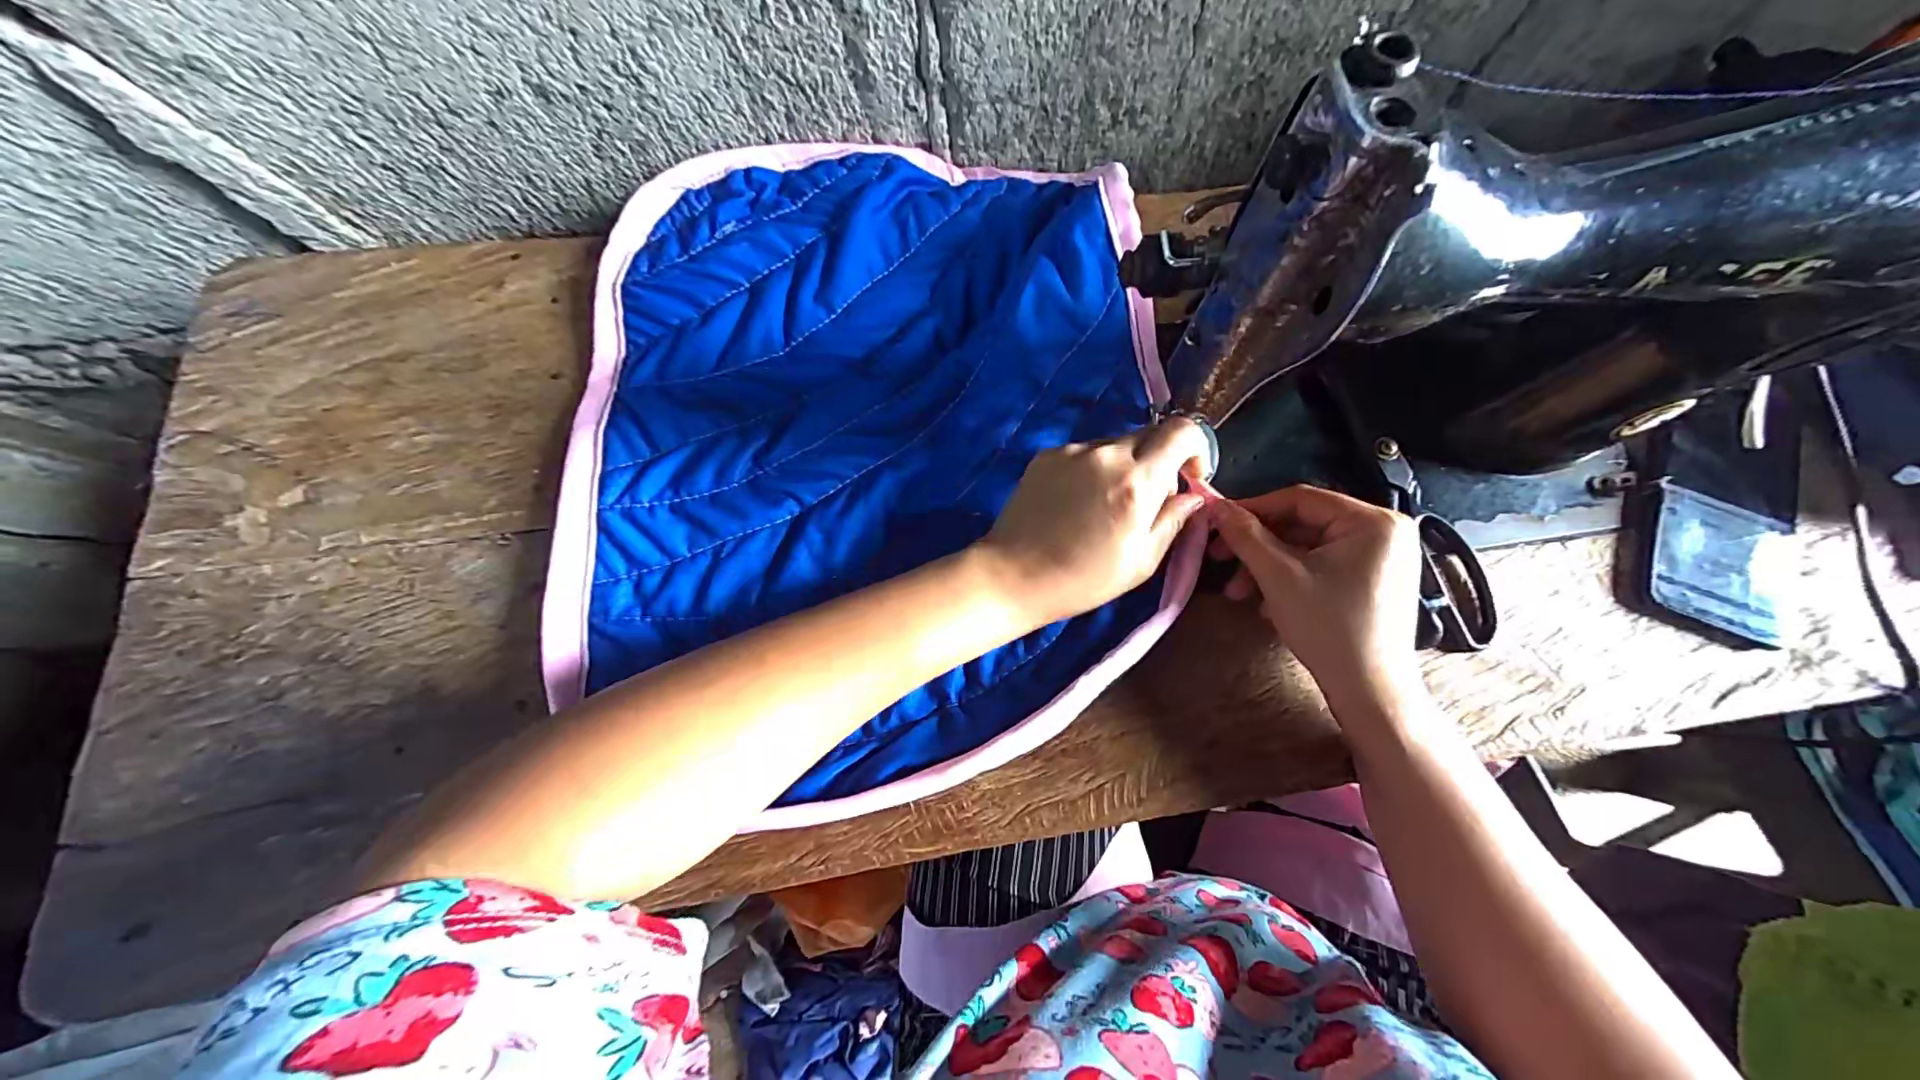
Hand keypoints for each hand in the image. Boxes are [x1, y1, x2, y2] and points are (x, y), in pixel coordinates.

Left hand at [976, 418, 1212, 625]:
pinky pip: (1084, 453)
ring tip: (1104, 508)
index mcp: (1136, 481)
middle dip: (1159, 462)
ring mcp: (1072, 451)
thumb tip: (1194, 495)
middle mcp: (1105, 455)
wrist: (1013, 576)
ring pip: (1115, 444)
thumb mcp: (1142, 561)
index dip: (1197, 449)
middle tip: (1146, 502)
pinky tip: (1076, 504)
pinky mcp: (1046, 455)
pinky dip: (1092, 469)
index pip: (1183, 431)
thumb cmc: (1083, 579)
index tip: (1190, 478)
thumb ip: (1174, 520)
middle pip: (1150, 436)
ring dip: (1124, 466)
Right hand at [1207, 485, 1422, 705]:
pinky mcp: (1373, 581)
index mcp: (1373, 521)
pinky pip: (1322, 566)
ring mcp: (1382, 558)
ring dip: (1267, 568)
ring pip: (1308, 549)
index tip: (1217, 521)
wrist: (1368, 689)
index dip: (1252, 509)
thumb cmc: (1329, 628)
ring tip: (1239, 593)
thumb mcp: (1278, 576)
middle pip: (1303, 525)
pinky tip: (1267, 604)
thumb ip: (1245, 535)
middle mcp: (1385, 532)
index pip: (1300, 499)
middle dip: (1257, 548)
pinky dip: (1290, 579)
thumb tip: (1217, 506)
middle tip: (1220, 559)